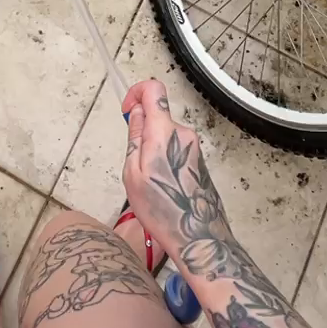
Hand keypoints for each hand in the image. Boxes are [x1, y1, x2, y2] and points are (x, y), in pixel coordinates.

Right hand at [121, 79, 225, 268]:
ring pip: (166, 135)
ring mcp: (195, 148)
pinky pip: (176, 149)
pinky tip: (163, 188)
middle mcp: (184, 134)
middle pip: (158, 115)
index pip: (153, 89)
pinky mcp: (199, 162)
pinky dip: (165, 160)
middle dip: (142, 132)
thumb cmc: (163, 209)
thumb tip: (136, 113)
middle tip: (135, 164)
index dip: (136, 92)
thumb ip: (135, 137)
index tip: (127, 111)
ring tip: (150, 182)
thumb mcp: (133, 172)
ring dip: (154, 150)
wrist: (199, 239)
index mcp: (164, 131)